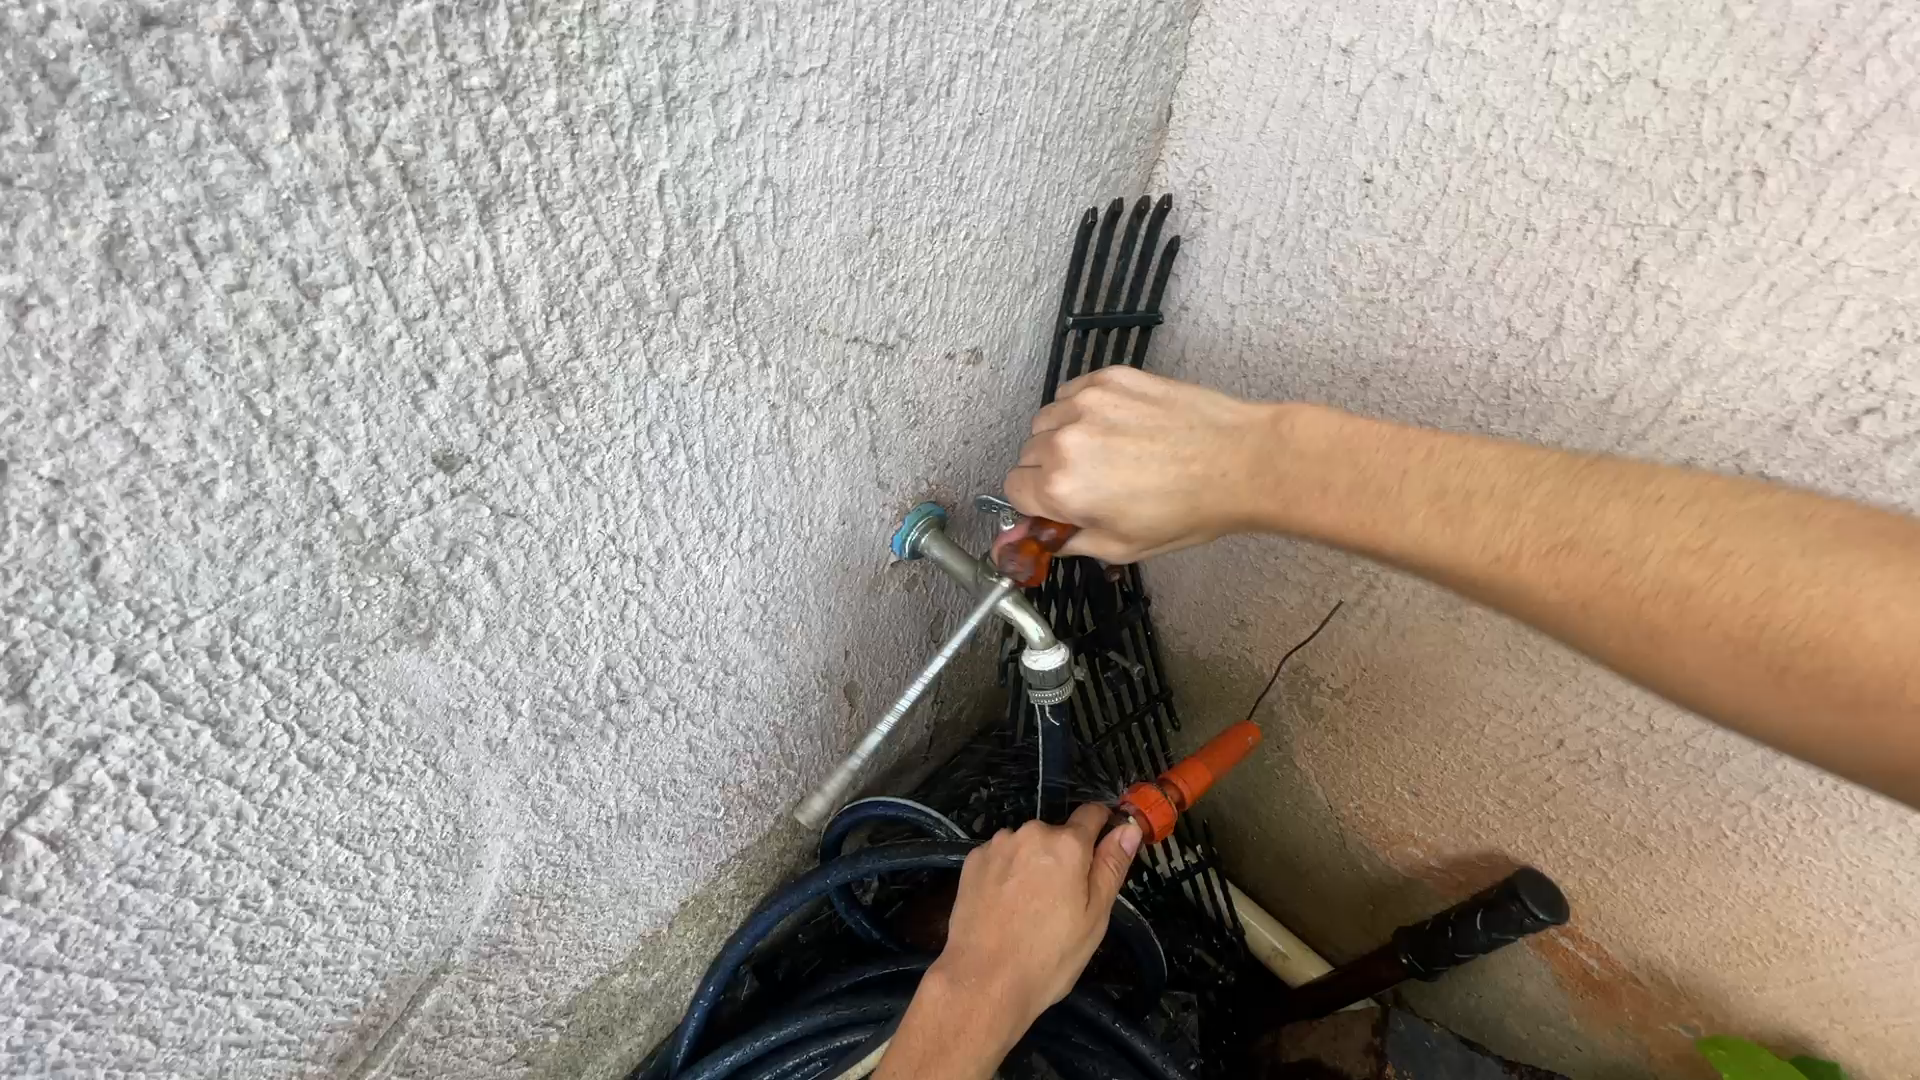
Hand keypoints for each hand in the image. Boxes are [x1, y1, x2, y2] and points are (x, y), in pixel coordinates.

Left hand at [931, 805, 1142, 1031]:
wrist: (984, 980)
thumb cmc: (1049, 955)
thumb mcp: (1094, 916)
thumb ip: (1112, 865)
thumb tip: (1129, 827)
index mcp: (1067, 844)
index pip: (1092, 813)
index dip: (1103, 826)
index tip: (1104, 847)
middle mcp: (1031, 832)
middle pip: (1057, 835)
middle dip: (1063, 858)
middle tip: (1062, 901)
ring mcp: (998, 844)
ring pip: (1027, 846)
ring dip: (1033, 864)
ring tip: (1028, 907)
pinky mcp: (973, 859)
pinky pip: (1000, 857)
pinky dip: (1006, 872)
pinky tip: (1003, 905)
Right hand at [1002, 366, 1289, 562]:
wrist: (1240, 462)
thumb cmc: (1189, 507)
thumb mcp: (1121, 547)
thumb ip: (1064, 543)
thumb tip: (1029, 542)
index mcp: (1063, 488)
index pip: (1013, 490)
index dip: (1035, 502)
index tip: (1056, 504)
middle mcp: (1065, 441)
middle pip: (1027, 455)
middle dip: (1048, 471)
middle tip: (1088, 481)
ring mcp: (1087, 403)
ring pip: (1045, 421)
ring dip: (1060, 438)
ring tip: (1103, 451)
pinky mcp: (1109, 379)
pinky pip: (1071, 393)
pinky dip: (1081, 409)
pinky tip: (1113, 426)